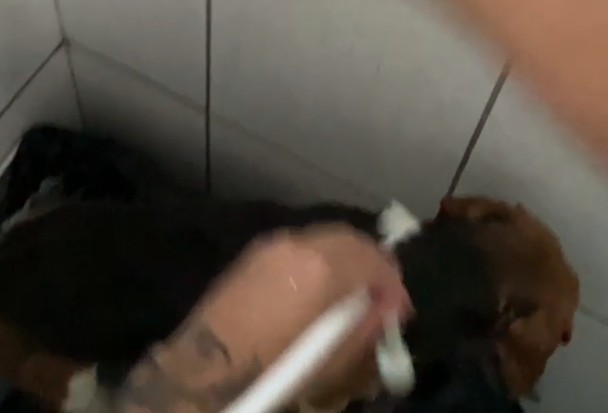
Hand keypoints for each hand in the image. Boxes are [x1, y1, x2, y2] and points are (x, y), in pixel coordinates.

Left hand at [195, 226, 411, 382]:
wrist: (208, 365)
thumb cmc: (275, 369)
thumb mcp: (334, 360)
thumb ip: (366, 326)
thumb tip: (388, 306)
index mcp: (321, 267)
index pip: (372, 257)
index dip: (393, 281)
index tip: (399, 307)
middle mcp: (298, 243)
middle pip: (348, 238)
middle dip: (372, 261)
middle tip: (383, 294)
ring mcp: (273, 243)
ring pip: (324, 238)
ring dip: (346, 258)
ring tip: (355, 292)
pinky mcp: (256, 252)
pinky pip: (301, 245)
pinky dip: (321, 258)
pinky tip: (323, 287)